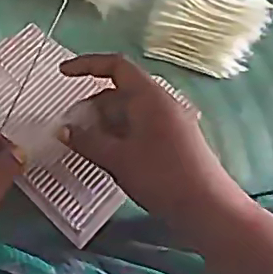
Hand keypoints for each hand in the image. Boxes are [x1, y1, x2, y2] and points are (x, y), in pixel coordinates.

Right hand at [57, 54, 248, 224]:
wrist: (208, 208)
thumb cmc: (162, 176)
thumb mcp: (116, 158)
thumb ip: (86, 141)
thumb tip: (64, 130)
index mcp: (149, 97)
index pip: (116, 66)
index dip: (87, 65)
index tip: (64, 72)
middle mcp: (162, 103)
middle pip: (119, 91)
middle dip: (91, 105)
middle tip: (70, 125)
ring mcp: (170, 121)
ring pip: (128, 111)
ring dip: (103, 122)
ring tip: (84, 143)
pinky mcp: (173, 140)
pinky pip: (138, 126)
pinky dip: (118, 133)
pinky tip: (107, 154)